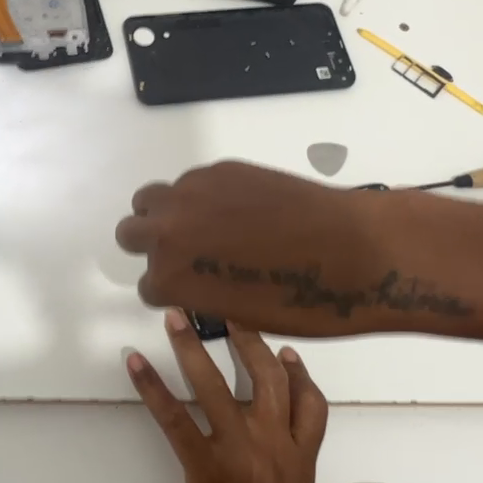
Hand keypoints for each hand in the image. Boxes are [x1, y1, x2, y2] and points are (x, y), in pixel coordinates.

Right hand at [117, 161, 470, 336]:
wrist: (352, 251)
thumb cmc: (302, 300)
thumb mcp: (239, 313)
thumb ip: (202, 292)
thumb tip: (199, 277)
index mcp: (171, 277)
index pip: (147, 284)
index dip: (169, 288)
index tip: (190, 287)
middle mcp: (169, 230)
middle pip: (130, 231)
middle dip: (150, 243)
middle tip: (185, 252)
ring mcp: (192, 193)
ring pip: (153, 198)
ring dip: (167, 212)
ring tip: (206, 226)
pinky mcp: (220, 169)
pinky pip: (192, 183)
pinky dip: (203, 196)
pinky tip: (240, 209)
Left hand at [130, 311, 410, 482]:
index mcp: (304, 466)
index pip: (311, 405)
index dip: (300, 375)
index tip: (288, 349)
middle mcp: (274, 450)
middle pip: (267, 382)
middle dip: (248, 341)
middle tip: (227, 308)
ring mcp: (239, 456)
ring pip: (217, 389)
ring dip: (193, 348)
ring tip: (175, 315)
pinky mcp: (203, 469)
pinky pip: (176, 421)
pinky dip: (152, 390)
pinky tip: (135, 363)